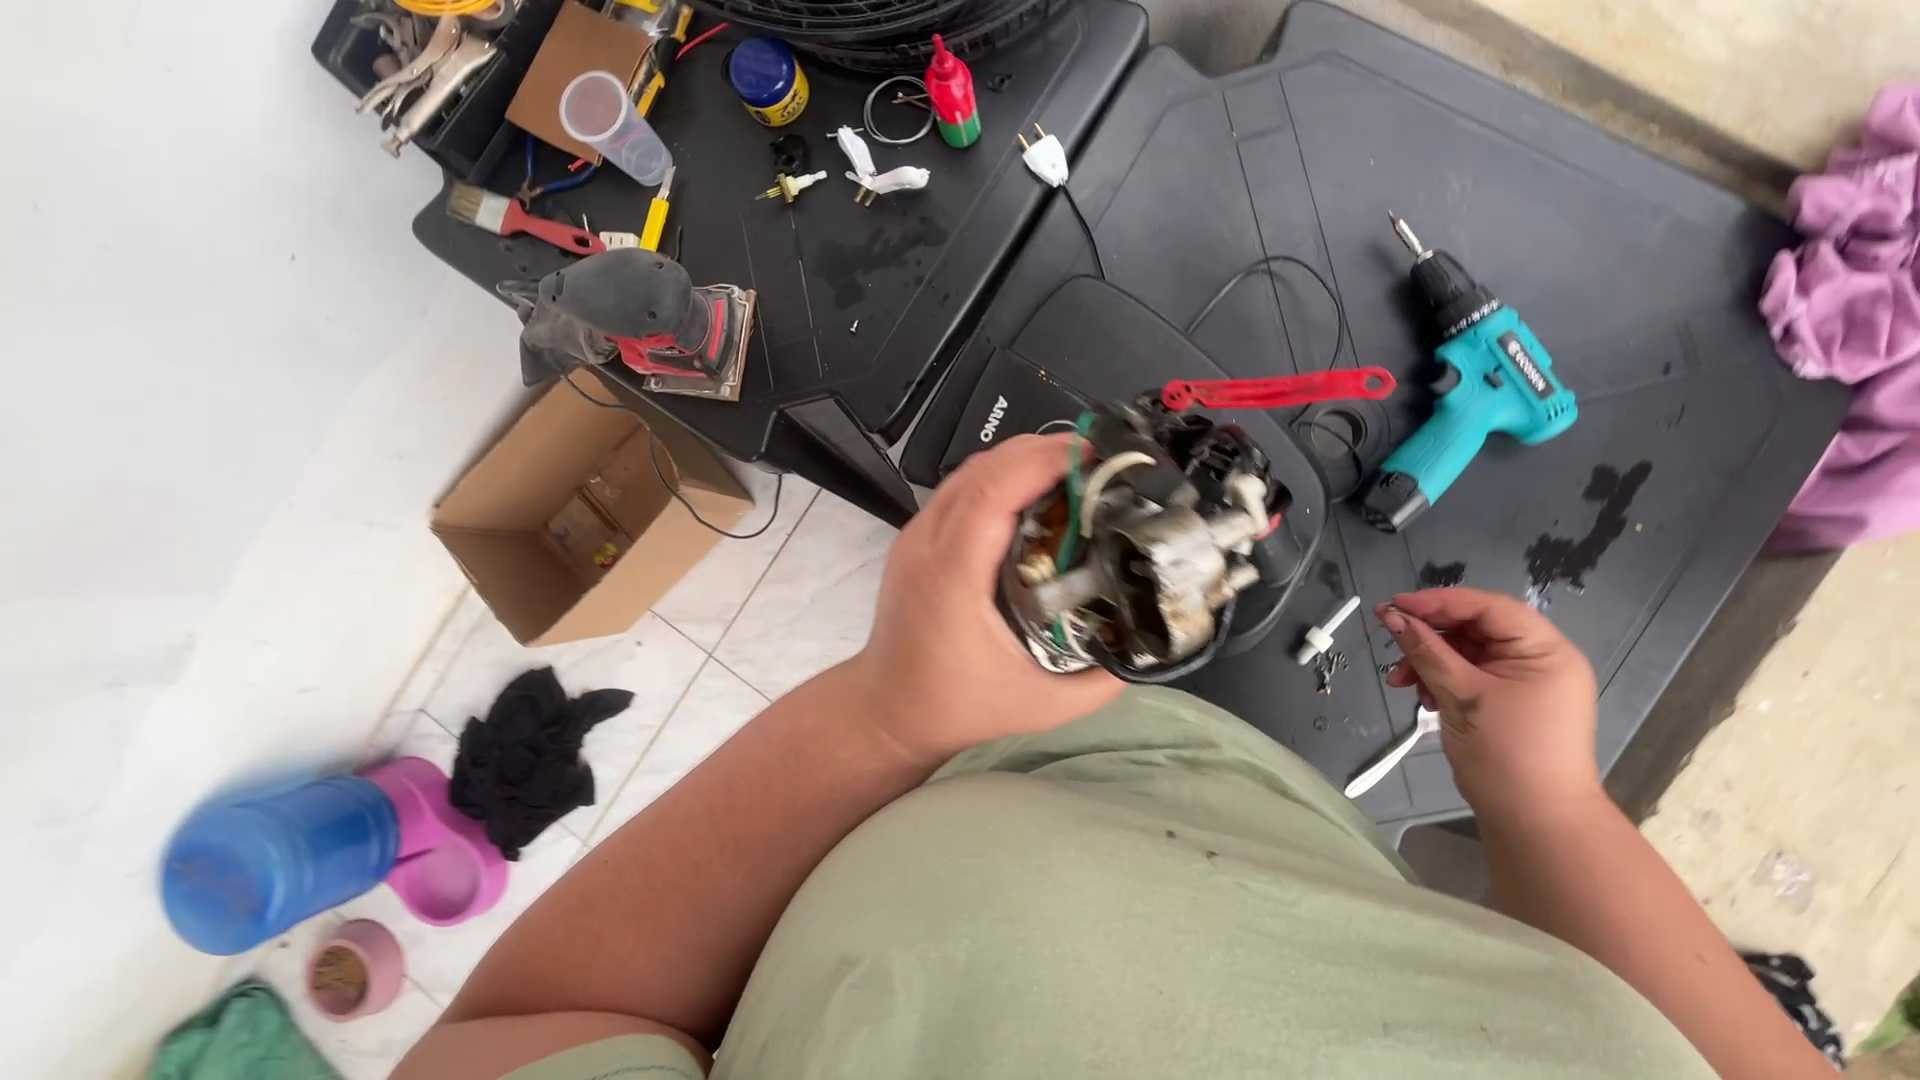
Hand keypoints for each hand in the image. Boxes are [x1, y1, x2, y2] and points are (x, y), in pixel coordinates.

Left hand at [847, 434, 1122, 765]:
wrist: (887, 711)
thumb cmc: (957, 708)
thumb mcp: (1042, 706)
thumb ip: (1101, 678)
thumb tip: (1154, 638)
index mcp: (952, 578)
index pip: (992, 491)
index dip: (1045, 461)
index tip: (1098, 458)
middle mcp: (927, 544)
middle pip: (984, 468)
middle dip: (1045, 451)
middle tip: (1102, 461)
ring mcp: (915, 536)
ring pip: (971, 470)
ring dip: (1024, 459)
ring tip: (1078, 471)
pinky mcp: (915, 538)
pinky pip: (962, 487)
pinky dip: (1003, 476)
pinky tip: (1038, 494)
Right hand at [1377, 588, 1600, 818]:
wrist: (1536, 820)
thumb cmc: (1506, 753)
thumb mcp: (1460, 695)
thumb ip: (1426, 651)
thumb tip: (1391, 616)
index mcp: (1545, 650)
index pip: (1488, 607)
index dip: (1438, 601)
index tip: (1393, 606)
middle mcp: (1540, 659)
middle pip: (1476, 627)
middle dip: (1430, 634)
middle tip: (1390, 639)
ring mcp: (1526, 681)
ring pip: (1468, 651)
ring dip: (1430, 659)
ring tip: (1402, 681)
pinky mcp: (1510, 700)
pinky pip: (1471, 674)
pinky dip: (1442, 678)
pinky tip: (1422, 695)